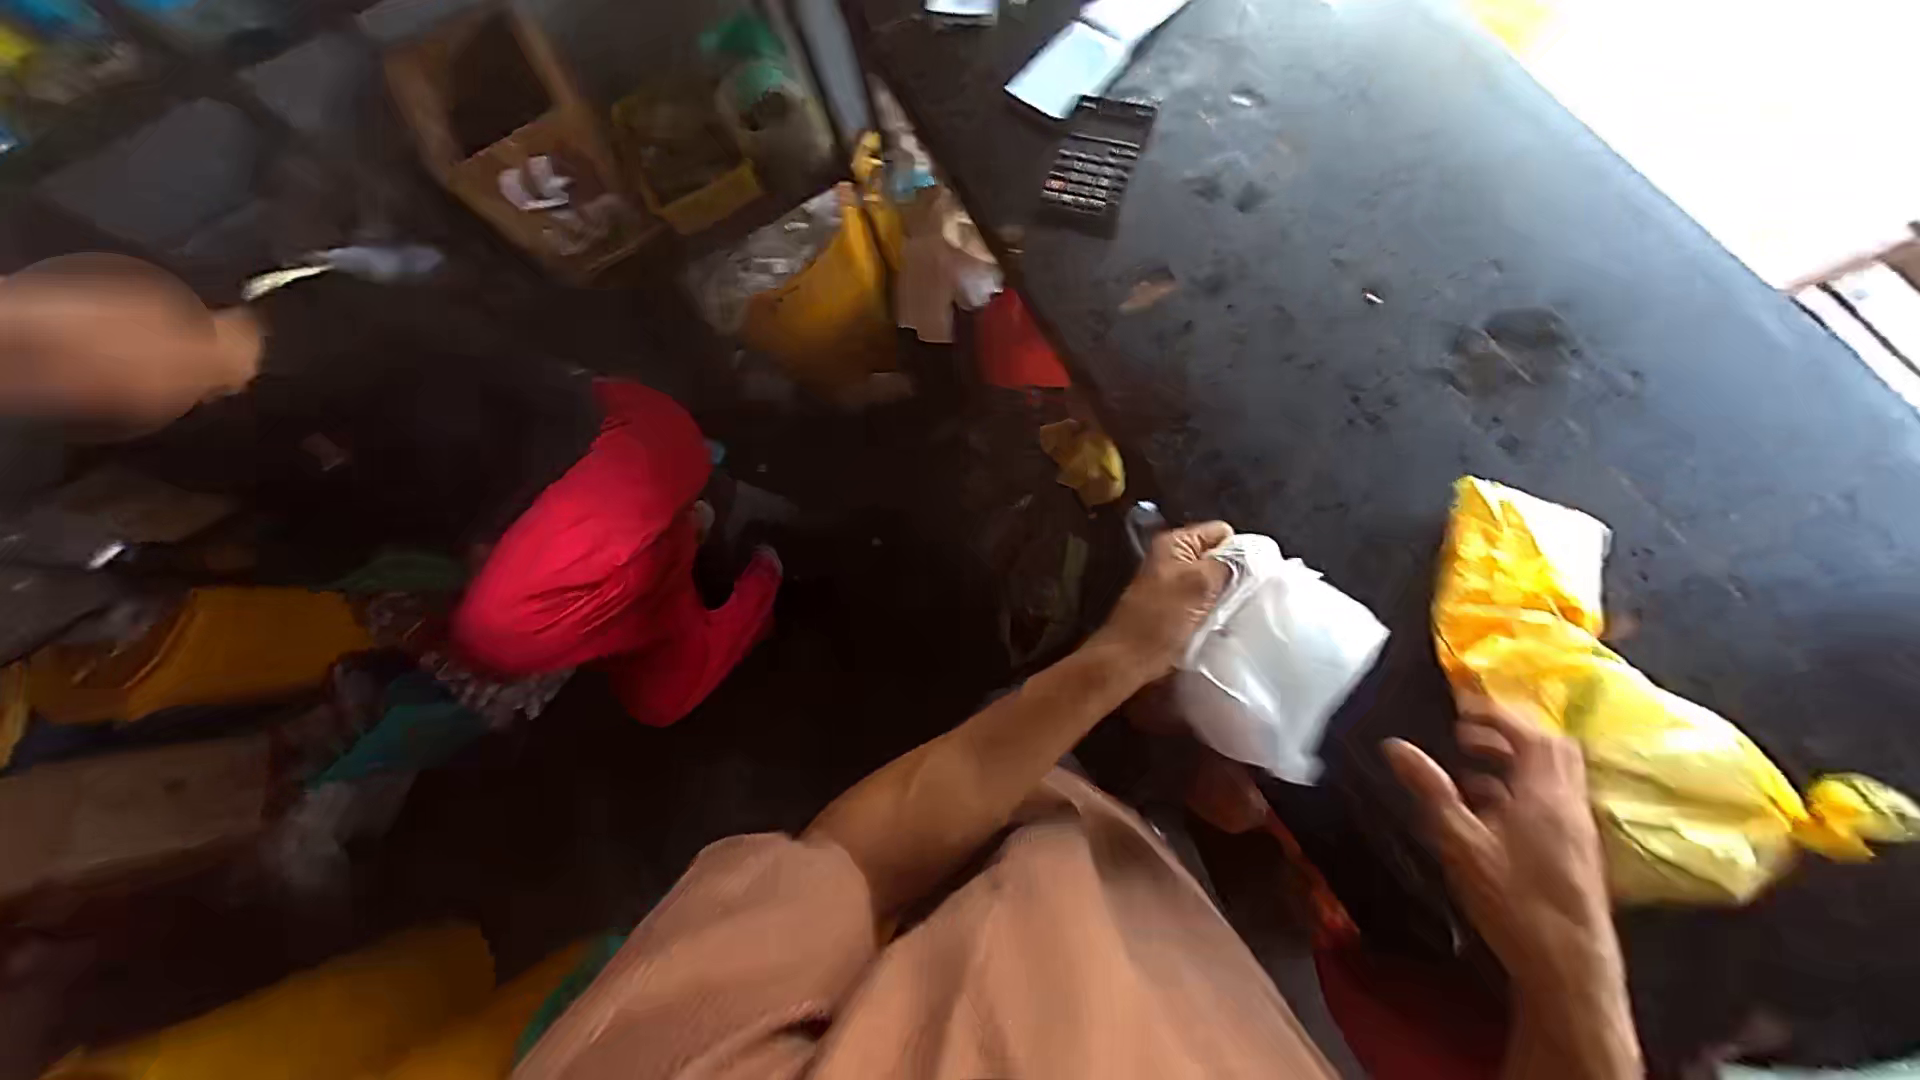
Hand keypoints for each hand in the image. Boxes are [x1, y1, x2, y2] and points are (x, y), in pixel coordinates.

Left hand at [1092, 520, 1232, 678]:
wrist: (1130, 658)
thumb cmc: (1161, 618)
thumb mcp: (1200, 583)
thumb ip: (1227, 563)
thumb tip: (1251, 554)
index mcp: (1174, 543)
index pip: (1221, 532)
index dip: (1238, 550)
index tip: (1246, 576)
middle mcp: (1173, 558)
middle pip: (1219, 557)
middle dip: (1233, 574)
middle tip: (1242, 596)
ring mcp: (1174, 583)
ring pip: (1214, 581)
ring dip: (1225, 595)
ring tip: (1231, 611)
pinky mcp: (1176, 606)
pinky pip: (1206, 600)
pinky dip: (1215, 609)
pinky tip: (1220, 622)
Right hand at [1382, 696, 1617, 993]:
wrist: (1566, 968)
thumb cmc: (1512, 900)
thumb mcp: (1459, 841)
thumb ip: (1430, 789)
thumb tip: (1395, 746)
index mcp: (1546, 797)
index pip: (1534, 736)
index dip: (1498, 714)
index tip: (1461, 707)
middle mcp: (1569, 806)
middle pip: (1553, 750)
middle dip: (1508, 732)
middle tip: (1464, 733)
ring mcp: (1576, 830)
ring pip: (1552, 775)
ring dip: (1512, 760)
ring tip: (1466, 765)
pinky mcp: (1573, 850)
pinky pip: (1548, 799)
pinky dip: (1516, 786)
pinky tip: (1483, 805)